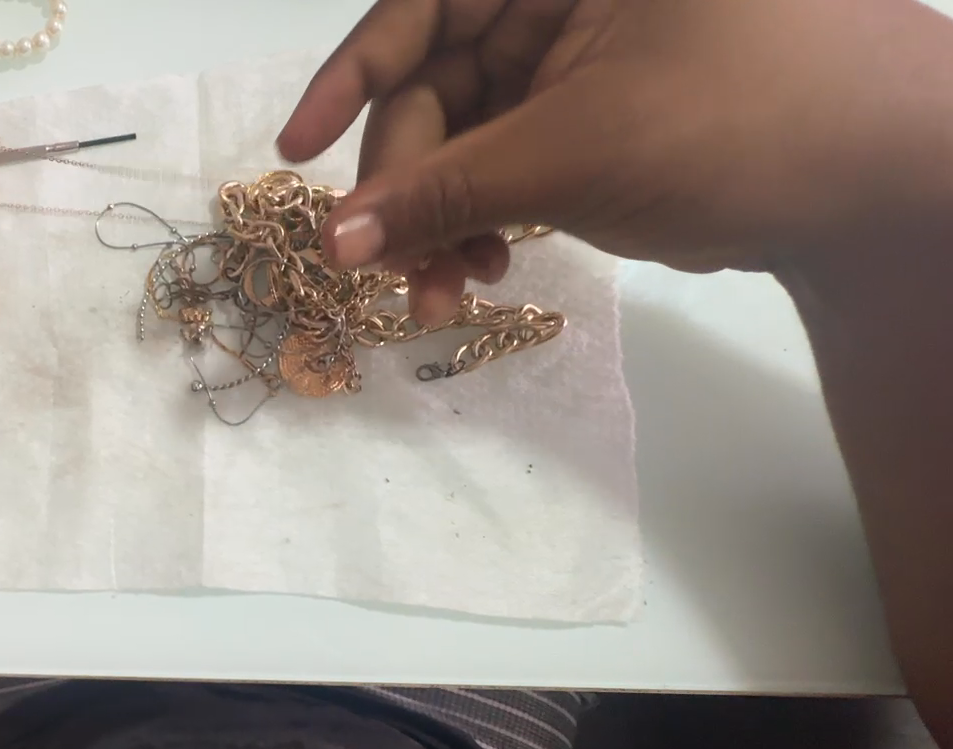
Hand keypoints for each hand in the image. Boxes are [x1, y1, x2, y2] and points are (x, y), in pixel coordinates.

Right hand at [276, 0, 952, 324]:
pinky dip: (465, 232)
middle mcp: (557, 2)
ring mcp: (561, 68)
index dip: (351, 75)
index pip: (425, 5)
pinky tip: (476, 275)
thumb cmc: (747, 123)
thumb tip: (327, 243)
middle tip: (393, 274)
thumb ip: (437, 195)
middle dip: (405, 194)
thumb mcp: (573, 153)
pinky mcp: (564, 128)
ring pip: (447, 150)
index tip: (298, 150)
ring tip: (439, 295)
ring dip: (429, 230)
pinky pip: (480, 178)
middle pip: (427, 97)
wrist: (874, 192)